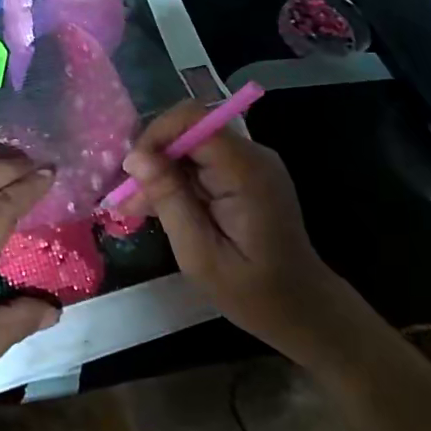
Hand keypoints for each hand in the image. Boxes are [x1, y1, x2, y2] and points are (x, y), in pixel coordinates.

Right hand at [117, 101, 337, 354]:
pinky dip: (174, 181)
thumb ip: (169, 200)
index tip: (133, 172)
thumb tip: (136, 158)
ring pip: (188, 147)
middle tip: (127, 199)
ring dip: (159, 173)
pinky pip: (199, 164)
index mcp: (246, 171)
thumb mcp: (199, 253)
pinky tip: (157, 209)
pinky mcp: (242, 175)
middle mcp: (251, 156)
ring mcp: (249, 164)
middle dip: (152, 158)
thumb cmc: (253, 292)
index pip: (193, 120)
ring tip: (134, 209)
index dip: (156, 136)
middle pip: (188, 130)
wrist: (303, 310)